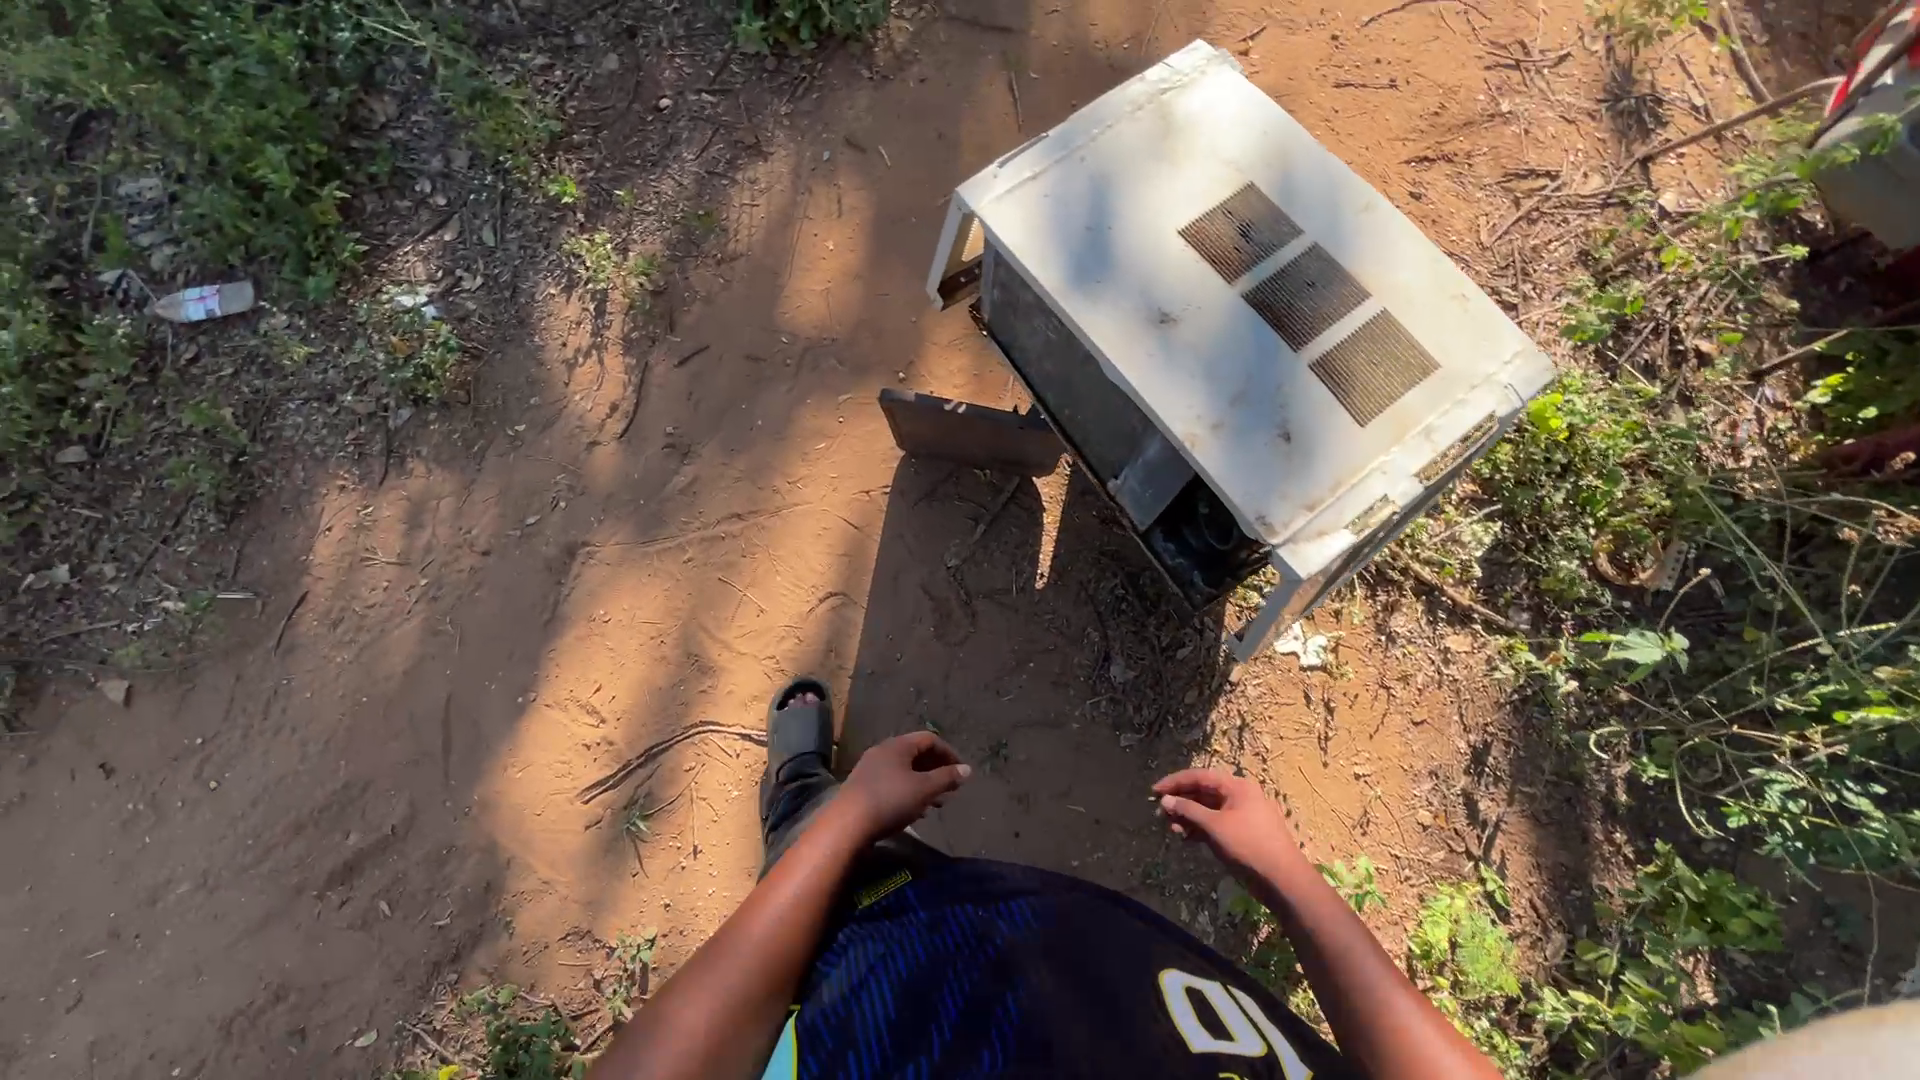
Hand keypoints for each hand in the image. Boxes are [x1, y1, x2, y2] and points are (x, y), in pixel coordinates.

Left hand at [834, 731, 971, 842]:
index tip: (961, 772)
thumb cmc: (891, 800)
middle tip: (951, 789)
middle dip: (936, 771)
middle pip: (916, 755)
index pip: (929, 739)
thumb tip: (967, 769)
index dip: (948, 753)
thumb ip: (947, 777)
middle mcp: (883, 751)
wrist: (847, 824)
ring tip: (937, 804)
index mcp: (898, 745)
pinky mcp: (863, 788)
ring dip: (924, 784)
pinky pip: (892, 783)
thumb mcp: (924, 789)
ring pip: (904, 771)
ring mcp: (870, 769)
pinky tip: (915, 812)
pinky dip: (908, 792)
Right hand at [1154, 769, 1309, 884]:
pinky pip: (1216, 823)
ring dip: (1188, 817)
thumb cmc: (1248, 845)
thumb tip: (1166, 800)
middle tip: (1160, 814)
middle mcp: (1239, 795)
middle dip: (1181, 802)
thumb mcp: (1214, 826)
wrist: (1283, 879)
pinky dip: (1200, 828)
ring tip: (1173, 830)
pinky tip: (1187, 837)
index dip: (1175, 782)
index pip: (1199, 776)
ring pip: (1208, 809)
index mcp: (1236, 786)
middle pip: (1203, 792)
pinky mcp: (1242, 832)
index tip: (1154, 792)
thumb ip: (1188, 810)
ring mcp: (1242, 814)